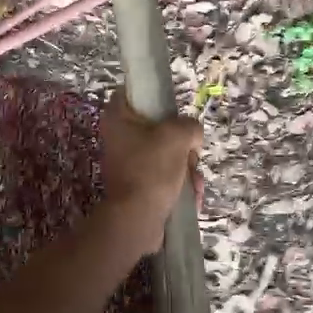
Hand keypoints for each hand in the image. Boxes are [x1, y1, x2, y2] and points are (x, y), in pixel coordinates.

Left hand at [99, 94, 201, 253]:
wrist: (137, 219)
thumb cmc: (151, 169)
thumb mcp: (177, 137)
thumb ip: (189, 126)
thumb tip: (192, 136)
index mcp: (117, 116)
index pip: (137, 93)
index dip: (158, 100)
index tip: (176, 113)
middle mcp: (119, 135)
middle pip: (159, 128)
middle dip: (183, 146)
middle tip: (191, 157)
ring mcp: (128, 160)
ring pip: (166, 154)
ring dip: (186, 169)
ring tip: (194, 184)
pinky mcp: (137, 183)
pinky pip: (163, 175)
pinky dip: (179, 184)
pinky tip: (192, 197)